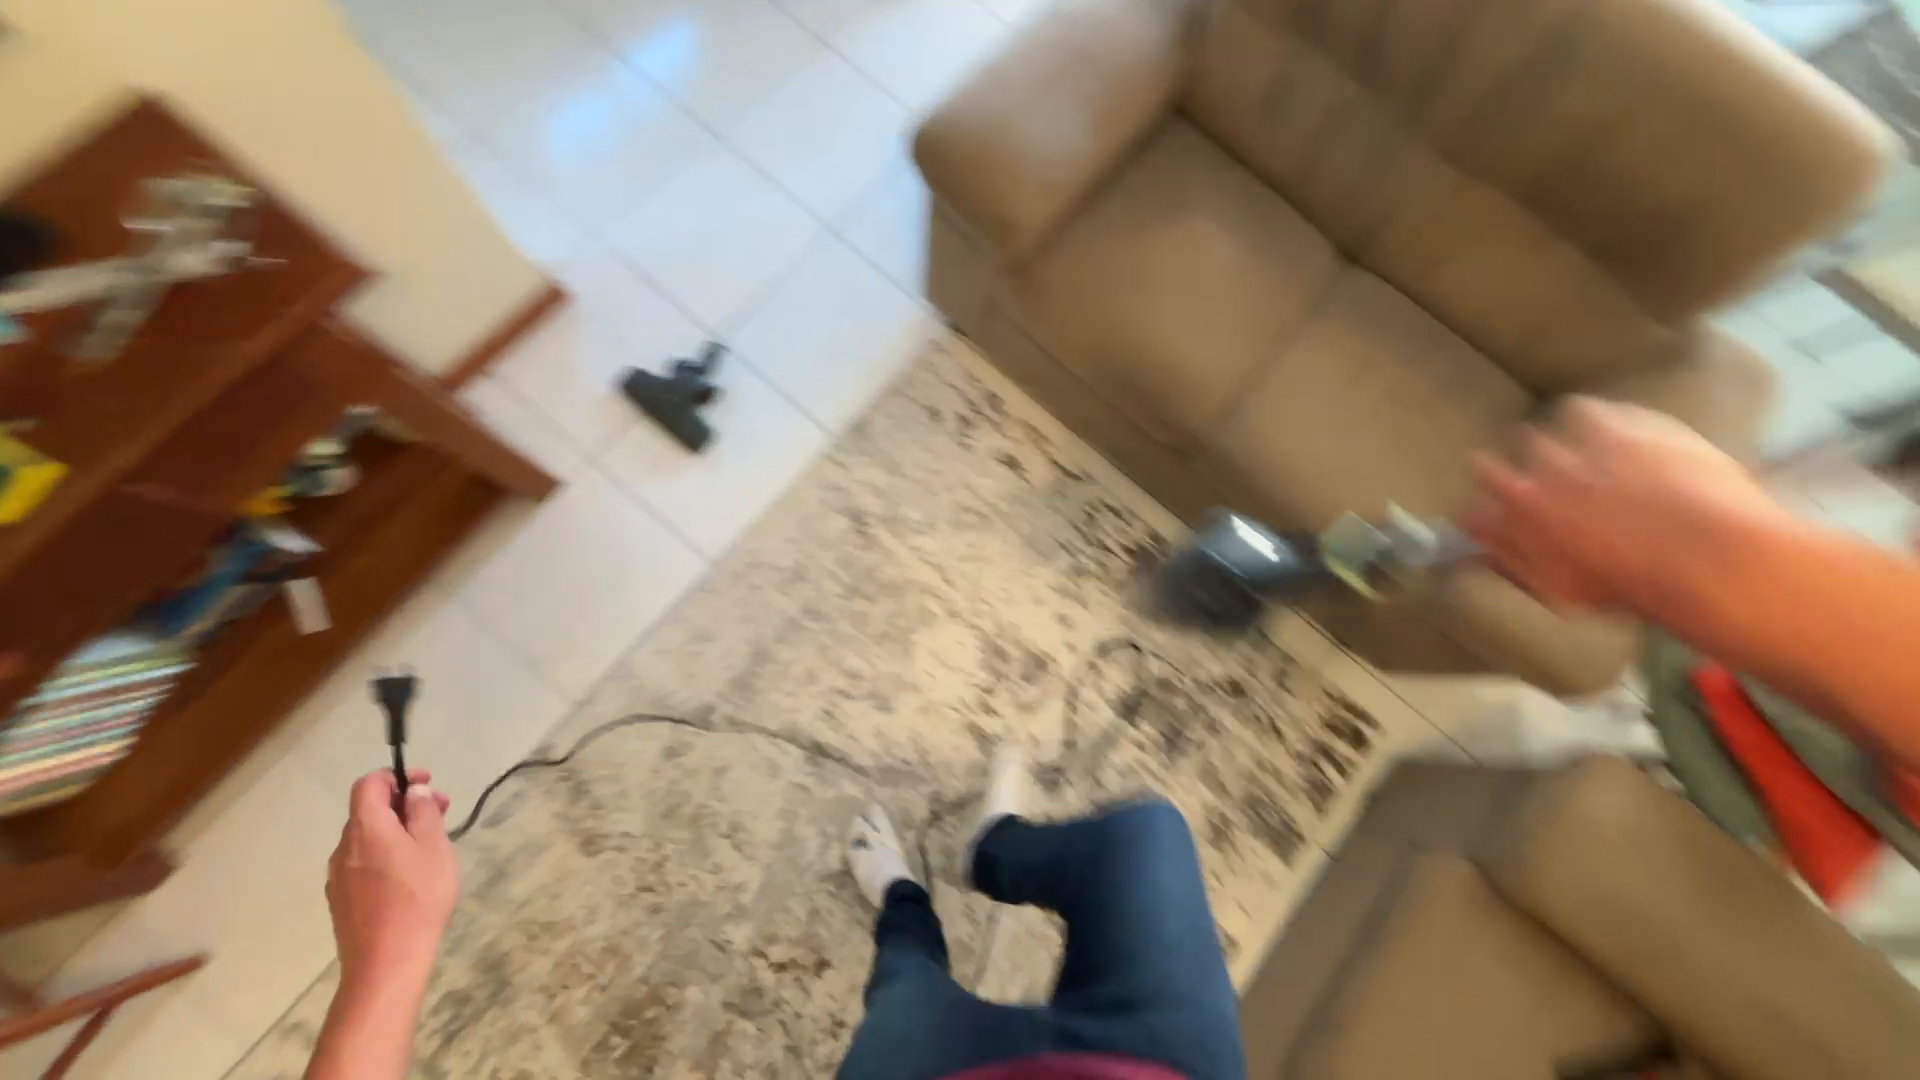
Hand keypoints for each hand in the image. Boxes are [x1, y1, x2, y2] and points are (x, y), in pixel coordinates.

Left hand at [326, 769, 457, 997]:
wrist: (387, 960)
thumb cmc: (418, 895)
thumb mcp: (433, 845)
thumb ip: (423, 812)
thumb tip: (413, 791)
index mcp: (365, 829)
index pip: (368, 785)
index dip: (396, 776)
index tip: (427, 783)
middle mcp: (343, 849)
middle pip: (368, 811)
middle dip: (404, 803)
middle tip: (441, 811)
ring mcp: (338, 877)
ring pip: (367, 838)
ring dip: (397, 829)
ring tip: (430, 843)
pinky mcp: (341, 900)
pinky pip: (363, 862)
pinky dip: (386, 853)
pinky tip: (410, 873)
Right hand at [1464, 397, 1788, 617]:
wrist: (1710, 555)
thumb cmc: (1630, 584)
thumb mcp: (1560, 588)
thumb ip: (1513, 562)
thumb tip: (1480, 551)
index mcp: (1516, 513)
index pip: (1474, 500)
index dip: (1484, 505)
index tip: (1495, 511)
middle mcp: (1535, 471)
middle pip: (1510, 456)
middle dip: (1524, 467)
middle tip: (1552, 483)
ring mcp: (1580, 442)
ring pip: (1549, 426)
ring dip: (1563, 436)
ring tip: (1586, 449)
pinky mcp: (1628, 423)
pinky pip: (1596, 410)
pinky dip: (1600, 418)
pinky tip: (1620, 433)